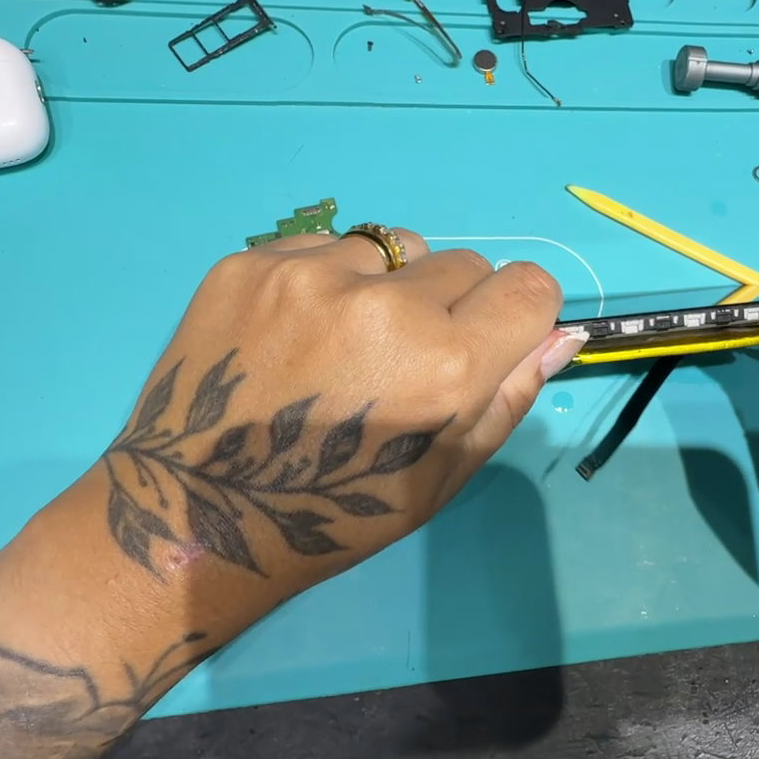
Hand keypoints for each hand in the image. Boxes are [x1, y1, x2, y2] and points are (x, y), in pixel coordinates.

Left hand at [91, 228, 576, 604]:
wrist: (196, 510)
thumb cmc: (336, 511)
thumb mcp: (443, 476)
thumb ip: (510, 396)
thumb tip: (562, 334)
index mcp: (446, 366)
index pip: (530, 287)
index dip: (519, 315)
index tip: (489, 340)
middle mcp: (386, 304)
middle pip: (467, 264)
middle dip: (454, 307)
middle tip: (403, 362)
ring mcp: (310, 275)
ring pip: (397, 249)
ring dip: (390, 287)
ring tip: (342, 344)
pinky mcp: (250, 261)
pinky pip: (328, 246)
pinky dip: (330, 280)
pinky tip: (295, 333)